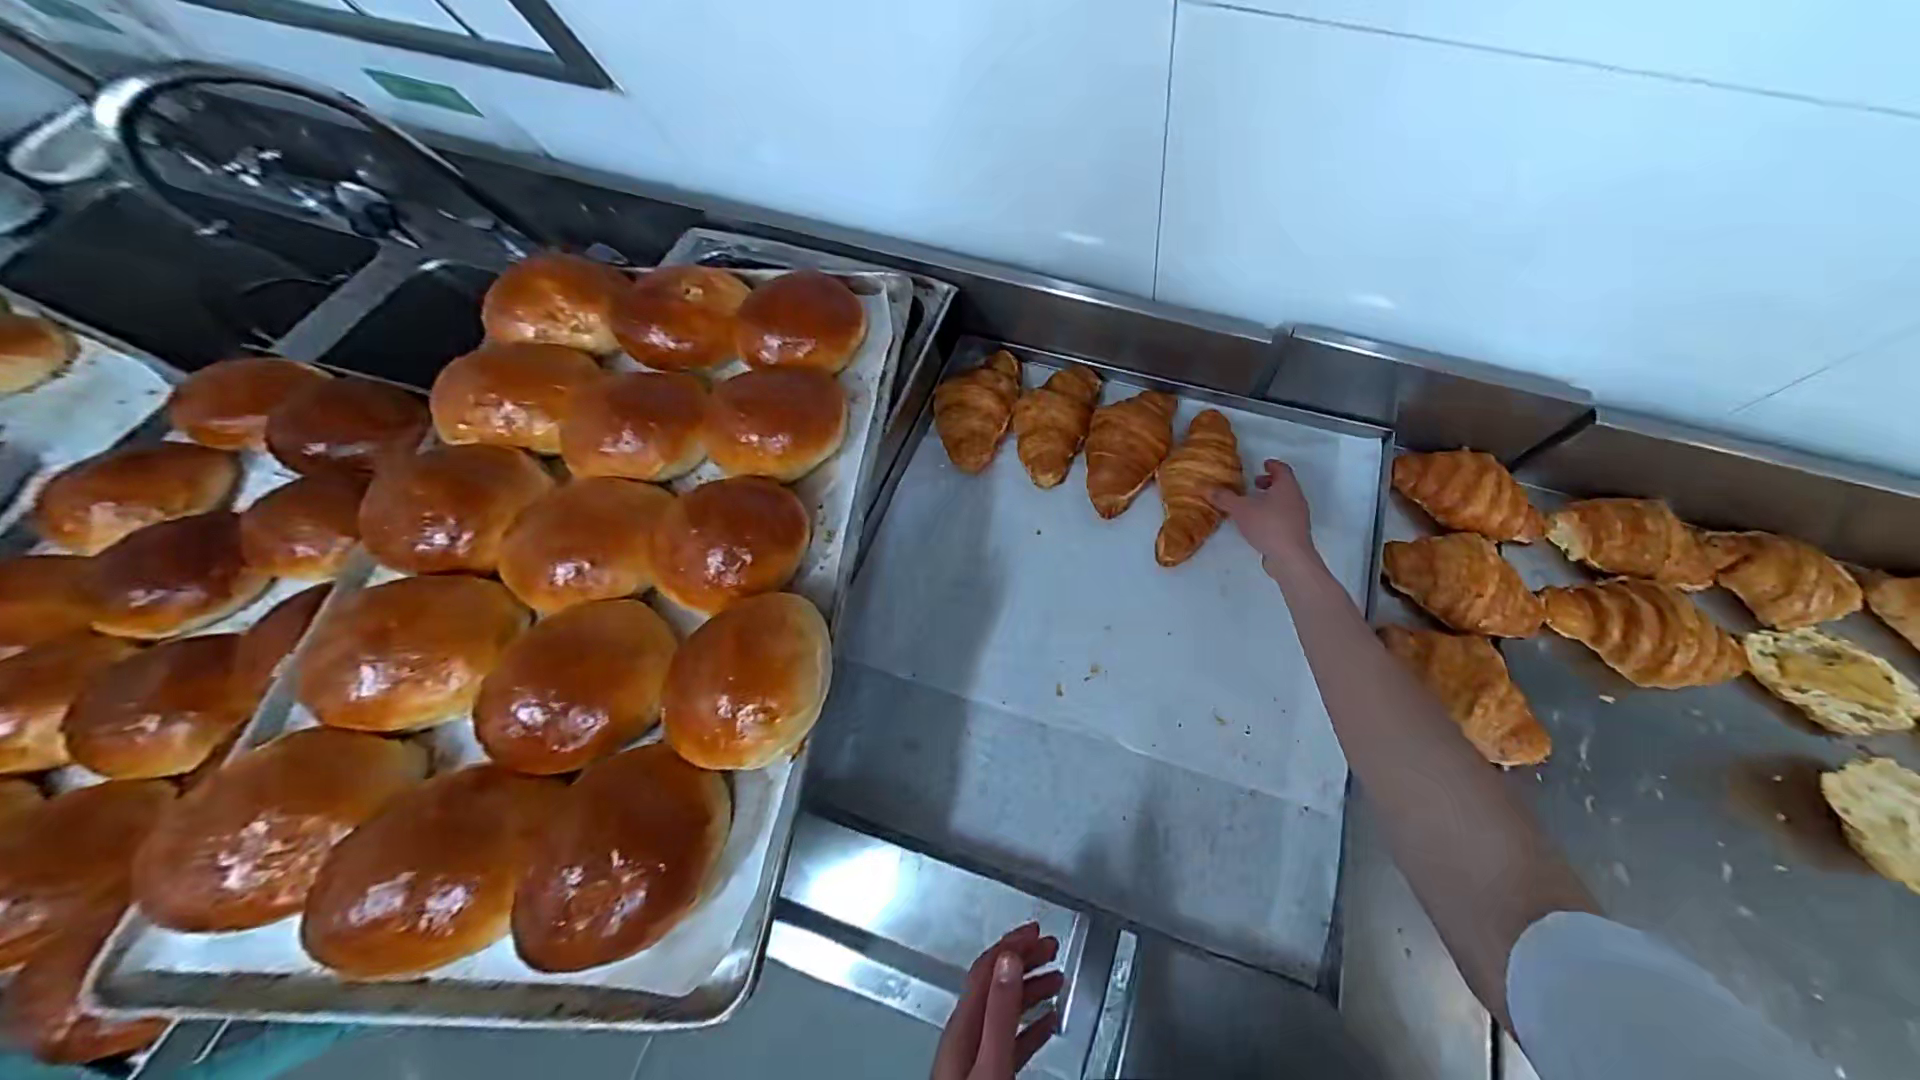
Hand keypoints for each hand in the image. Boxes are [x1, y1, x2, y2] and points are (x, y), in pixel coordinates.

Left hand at [930, 923, 1062, 1079]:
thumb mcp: (991, 1059)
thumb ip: (999, 1010)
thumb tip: (1008, 961)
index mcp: (963, 1022)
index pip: (988, 966)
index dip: (1012, 943)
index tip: (1035, 931)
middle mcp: (964, 1031)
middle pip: (996, 981)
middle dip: (1025, 959)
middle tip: (1050, 947)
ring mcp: (971, 1051)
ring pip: (1005, 1007)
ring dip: (1031, 988)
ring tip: (1055, 979)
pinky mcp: (982, 1071)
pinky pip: (1009, 1036)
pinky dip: (1031, 1024)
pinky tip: (1046, 1023)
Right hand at [1211, 459, 1322, 578]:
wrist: (1290, 556)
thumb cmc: (1268, 525)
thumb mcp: (1240, 509)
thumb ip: (1224, 498)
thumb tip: (1208, 488)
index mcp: (1286, 487)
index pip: (1282, 469)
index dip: (1272, 465)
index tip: (1263, 463)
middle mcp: (1296, 498)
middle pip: (1285, 484)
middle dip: (1269, 482)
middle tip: (1254, 483)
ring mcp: (1298, 516)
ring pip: (1285, 500)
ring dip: (1270, 498)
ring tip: (1252, 504)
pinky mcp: (1295, 532)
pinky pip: (1284, 515)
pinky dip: (1272, 513)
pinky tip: (1258, 522)